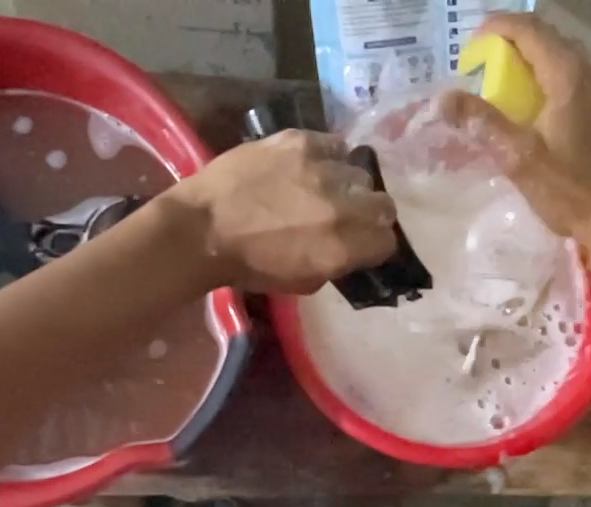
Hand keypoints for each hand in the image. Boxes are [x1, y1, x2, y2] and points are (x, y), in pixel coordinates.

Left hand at [166, 130, 399, 293]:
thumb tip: (352, 251)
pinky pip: (334, 145)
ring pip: (360, 172)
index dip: (377, 245)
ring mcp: (321, 168)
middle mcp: (340, 207)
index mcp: (340, 249)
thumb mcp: (303, 282)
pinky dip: (329, 157)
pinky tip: (312, 167)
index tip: (365, 245)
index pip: (387, 241)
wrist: (203, 228)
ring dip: (349, 184)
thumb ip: (337, 265)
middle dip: (371, 213)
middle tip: (351, 217)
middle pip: (383, 204)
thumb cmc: (250, 266)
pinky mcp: (300, 140)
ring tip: (328, 189)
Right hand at [441, 13, 590, 242]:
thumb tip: (445, 99)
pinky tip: (549, 109)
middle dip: (516, 46)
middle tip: (490, 67)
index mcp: (567, 73)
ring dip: (539, 65)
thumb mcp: (518, 157)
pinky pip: (584, 81)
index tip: (473, 44)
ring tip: (517, 87)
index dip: (497, 28)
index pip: (529, 29)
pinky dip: (560, 84)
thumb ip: (483, 122)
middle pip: (550, 40)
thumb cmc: (565, 189)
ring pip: (569, 60)